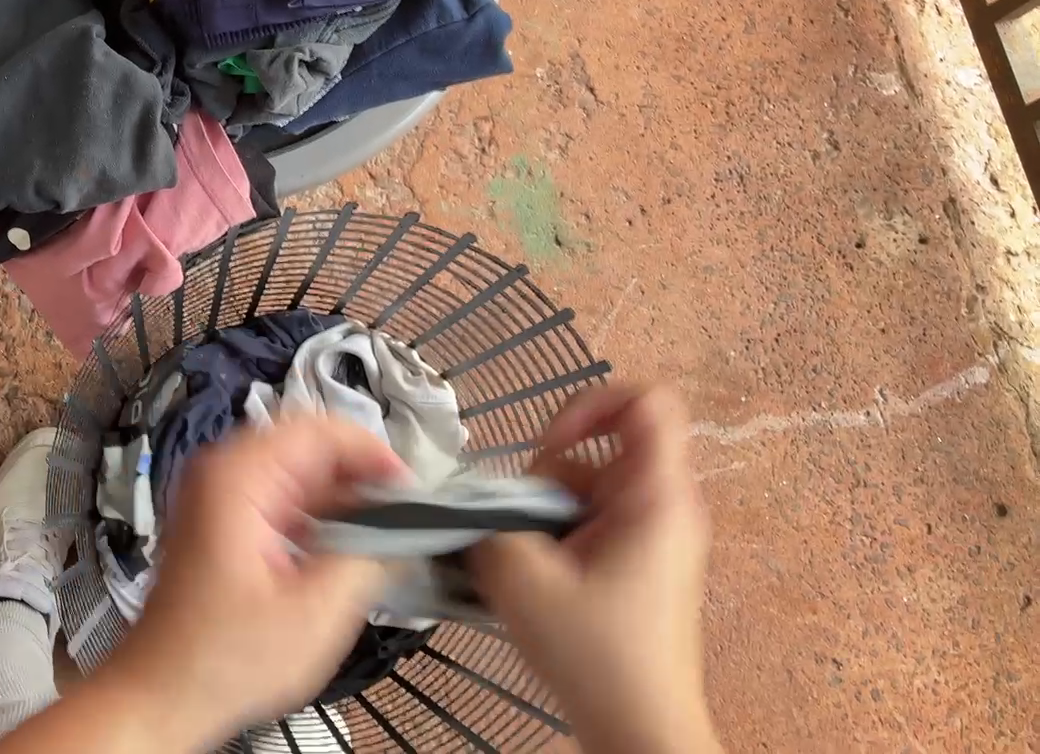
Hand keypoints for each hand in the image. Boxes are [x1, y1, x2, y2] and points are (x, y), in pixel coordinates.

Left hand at [90, 416, 405, 747]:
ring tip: (384, 531)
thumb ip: (366, 561)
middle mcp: (222, 469)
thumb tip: (402, 529)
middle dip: (358, 473)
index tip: (411, 488)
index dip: (370, 450)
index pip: (315, 429)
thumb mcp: (314, 615)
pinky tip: (344, 543)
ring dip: (339, 493)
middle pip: (303, 443)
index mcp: (238, 476)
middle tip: (404, 513)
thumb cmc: (228, 657)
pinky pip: (276, 492)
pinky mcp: (219, 515)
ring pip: (293, 468)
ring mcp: (216, 490)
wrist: (162, 688)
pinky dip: (314, 509)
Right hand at [468, 384, 718, 753]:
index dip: (587, 401)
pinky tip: (531, 572)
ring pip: (575, 484)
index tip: (547, 440)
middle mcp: (658, 506)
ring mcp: (645, 532)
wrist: (639, 730)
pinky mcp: (629, 555)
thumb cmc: (597, 655)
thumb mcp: (519, 574)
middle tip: (520, 523)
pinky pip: (578, 514)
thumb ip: (481, 515)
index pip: (644, 403)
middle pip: (590, 448)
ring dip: (535, 510)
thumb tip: (464, 494)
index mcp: (654, 498)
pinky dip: (544, 531)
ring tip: (522, 559)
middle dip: (540, 476)